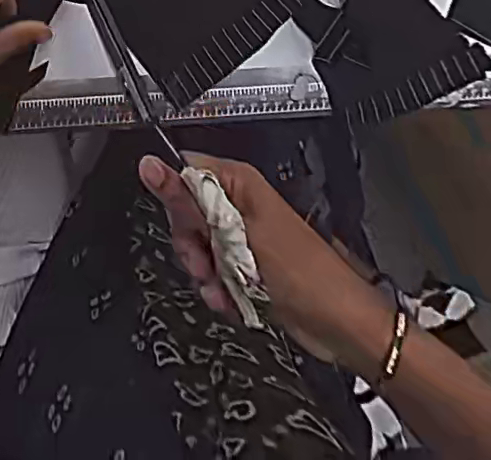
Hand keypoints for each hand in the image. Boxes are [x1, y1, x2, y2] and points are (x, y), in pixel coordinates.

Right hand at [139, 151, 392, 372]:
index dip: (175, 200)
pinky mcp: (243, 261)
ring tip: (223, 286)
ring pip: (196, 244)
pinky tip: (229, 297)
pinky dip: (216, 286)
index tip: (185, 225)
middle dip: (190, 244)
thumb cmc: (303, 273)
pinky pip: (211, 267)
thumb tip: (149, 165)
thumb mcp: (233, 233)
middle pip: (185, 212)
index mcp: (236, 180)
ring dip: (203, 271)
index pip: (181, 172)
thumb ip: (187, 200)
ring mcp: (240, 233)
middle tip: (206, 261)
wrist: (341, 325)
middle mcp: (236, 202)